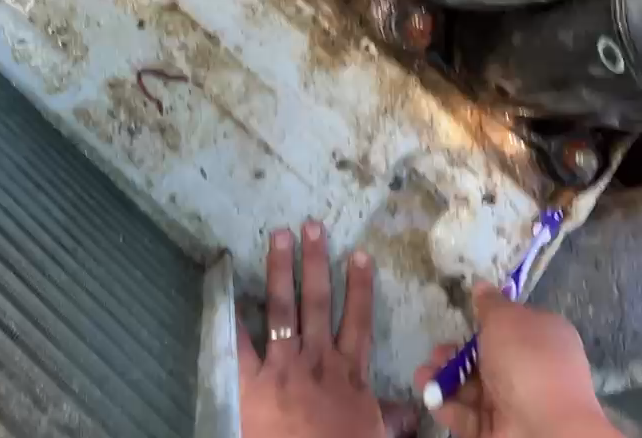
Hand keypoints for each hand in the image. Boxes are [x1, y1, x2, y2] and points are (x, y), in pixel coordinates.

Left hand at [239, 220, 396, 437]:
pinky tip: (227, 287)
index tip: (361, 254)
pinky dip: (232, 316)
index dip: (360, 288)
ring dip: (281, 270)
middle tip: (311, 225)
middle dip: (315, 262)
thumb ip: (390, 418)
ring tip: (279, 235)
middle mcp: (317, 360)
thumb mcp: (374, 437)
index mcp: (348, 375)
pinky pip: (239, 345)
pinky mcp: (251, 384)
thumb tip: (414, 410)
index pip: (358, 322)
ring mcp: (283, 368)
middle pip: (317, 302)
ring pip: (283, 309)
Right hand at [413, 284, 623, 437]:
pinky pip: (470, 415)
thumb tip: (481, 284)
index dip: (486, 321)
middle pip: (487, 357)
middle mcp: (532, 369)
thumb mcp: (505, 318)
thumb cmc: (527, 361)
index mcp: (543, 337)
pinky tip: (430, 398)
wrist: (544, 430)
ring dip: (445, 379)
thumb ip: (490, 303)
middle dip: (455, 353)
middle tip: (435, 351)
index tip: (463, 317)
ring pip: (474, 386)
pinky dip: (449, 406)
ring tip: (422, 376)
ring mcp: (516, 403)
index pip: (513, 324)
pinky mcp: (499, 431)